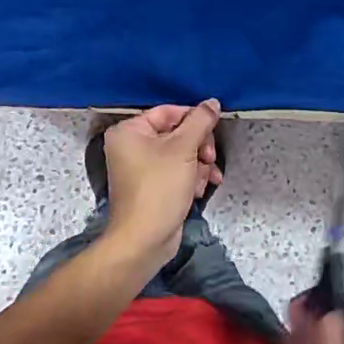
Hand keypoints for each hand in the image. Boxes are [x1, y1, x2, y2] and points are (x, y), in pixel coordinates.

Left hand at [97, 100, 222, 273]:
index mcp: (129, 130)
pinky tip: (199, 190)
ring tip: (204, 180)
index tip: (214, 129)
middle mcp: (131, 146)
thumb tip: (212, 103)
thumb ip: (200, 121)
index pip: (168, 112)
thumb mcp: (184, 148)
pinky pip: (176, 172)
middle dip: (198, 146)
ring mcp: (141, 168)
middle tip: (209, 158)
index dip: (194, 119)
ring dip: (198, 165)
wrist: (144, 240)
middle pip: (176, 133)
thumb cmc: (159, 188)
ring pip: (180, 154)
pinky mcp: (152, 186)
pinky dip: (190, 178)